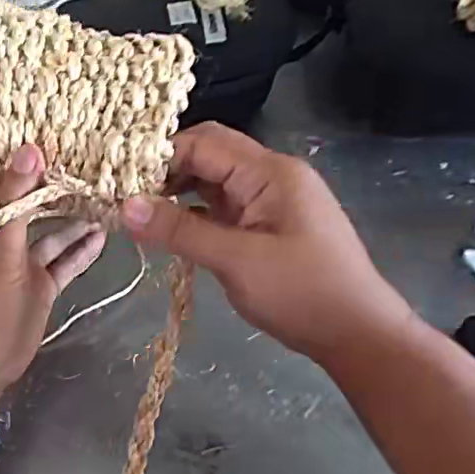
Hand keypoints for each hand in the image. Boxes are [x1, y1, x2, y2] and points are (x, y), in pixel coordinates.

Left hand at [0, 144, 106, 414]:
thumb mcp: (2, 255)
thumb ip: (14, 206)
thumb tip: (29, 151)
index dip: (9, 161)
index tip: (33, 134)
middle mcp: (6, 243)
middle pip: (29, 207)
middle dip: (50, 187)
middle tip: (82, 162)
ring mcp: (25, 267)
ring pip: (52, 235)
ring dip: (73, 220)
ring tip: (103, 198)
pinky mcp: (41, 288)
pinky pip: (64, 263)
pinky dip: (81, 251)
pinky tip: (102, 236)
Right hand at [121, 122, 414, 362]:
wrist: (355, 331)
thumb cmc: (301, 292)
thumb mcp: (235, 260)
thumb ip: (180, 230)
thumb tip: (125, 206)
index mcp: (269, 172)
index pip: (203, 143)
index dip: (159, 157)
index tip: (119, 183)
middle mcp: (270, 176)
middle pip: (208, 155)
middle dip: (165, 172)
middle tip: (125, 200)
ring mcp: (269, 201)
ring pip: (212, 182)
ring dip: (177, 194)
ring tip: (140, 217)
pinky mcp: (265, 225)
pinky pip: (221, 207)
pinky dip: (194, 214)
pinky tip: (170, 232)